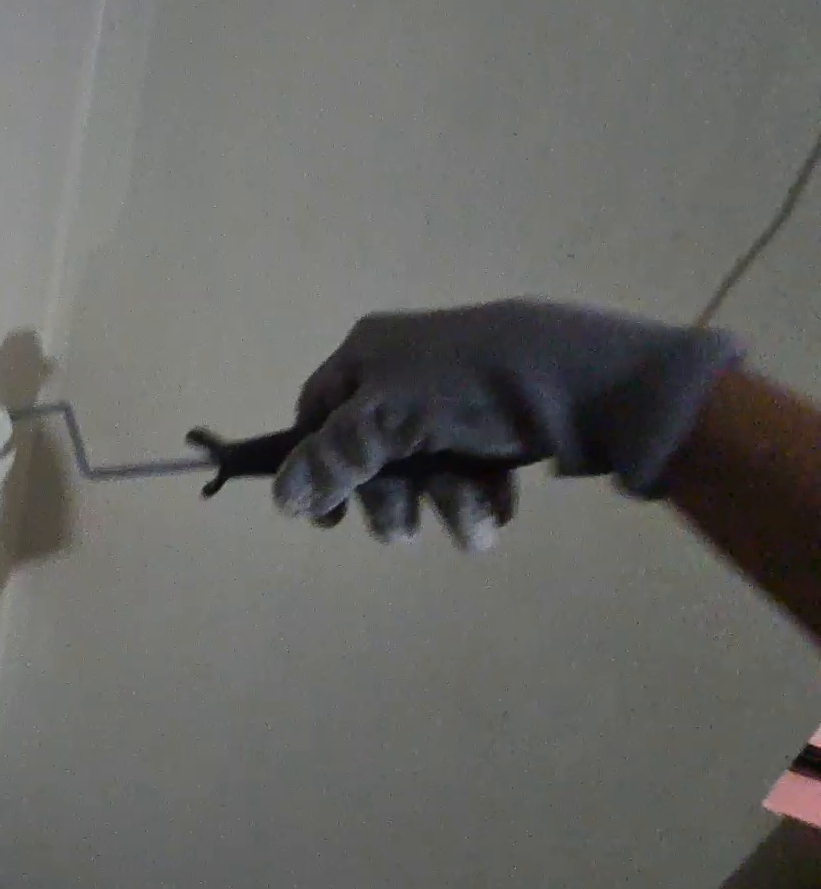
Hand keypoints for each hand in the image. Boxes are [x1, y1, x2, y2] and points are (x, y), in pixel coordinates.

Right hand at [273, 299, 740, 548]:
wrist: (608, 378)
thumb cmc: (474, 390)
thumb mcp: (386, 423)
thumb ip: (329, 461)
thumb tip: (281, 499)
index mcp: (365, 351)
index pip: (314, 415)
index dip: (314, 467)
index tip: (326, 518)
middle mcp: (402, 363)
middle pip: (369, 444)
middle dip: (390, 495)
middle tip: (402, 537)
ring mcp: (455, 384)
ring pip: (423, 456)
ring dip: (440, 501)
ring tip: (472, 535)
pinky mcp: (504, 406)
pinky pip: (468, 454)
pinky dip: (476, 488)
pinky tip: (496, 512)